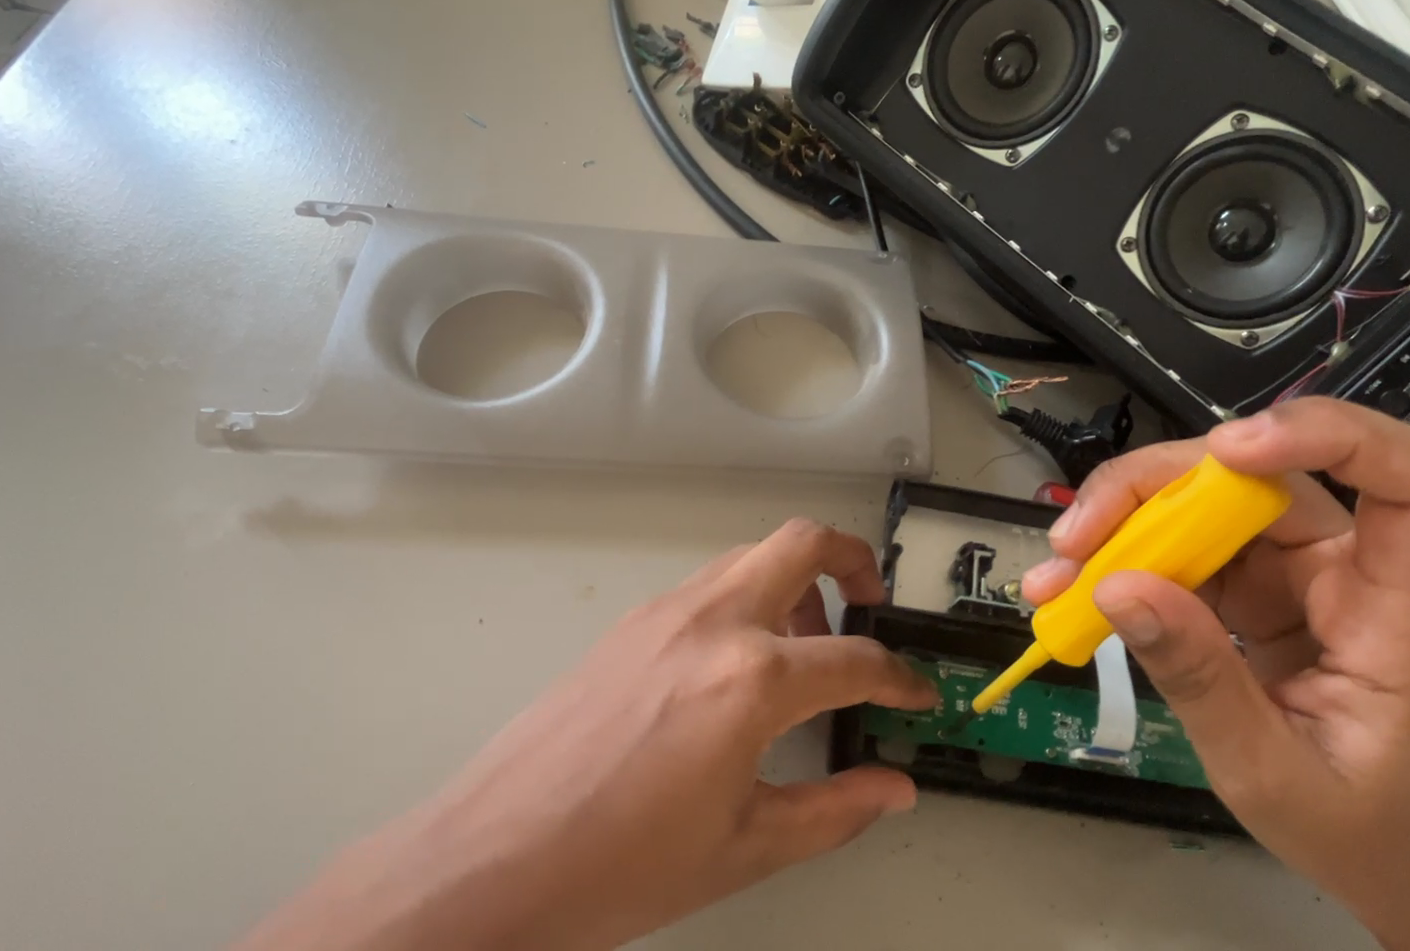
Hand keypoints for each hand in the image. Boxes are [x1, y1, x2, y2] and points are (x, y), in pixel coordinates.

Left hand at [237, 519, 936, 950]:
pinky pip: (710, 584)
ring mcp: (664, 613)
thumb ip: (835, 810)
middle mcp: (712, 622)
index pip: (855, 660)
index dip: (900, 679)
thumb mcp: (746, 847)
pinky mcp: (629, 623)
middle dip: (853, 561)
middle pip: (801, 543)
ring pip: (751, 556)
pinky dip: (749, 598)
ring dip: (796, 581)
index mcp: (751, 680)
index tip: (918, 696)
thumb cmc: (624, 867)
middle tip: (872, 607)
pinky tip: (741, 666)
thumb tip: (898, 788)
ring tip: (806, 647)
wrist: (491, 858)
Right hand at [1023, 398, 1409, 950]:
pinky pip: (1179, 549)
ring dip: (1120, 523)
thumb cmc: (1365, 831)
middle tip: (1074, 538)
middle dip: (1155, 487)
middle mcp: (1345, 569)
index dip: (1331, 435)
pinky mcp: (1250, 591)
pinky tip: (1068, 589)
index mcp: (1394, 608)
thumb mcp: (1270, 773)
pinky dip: (1119, 562)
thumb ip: (1201, 681)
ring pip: (1205, 504)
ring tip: (1054, 573)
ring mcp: (1293, 575)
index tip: (1227, 450)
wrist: (1390, 866)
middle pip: (1260, 477)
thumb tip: (1116, 587)